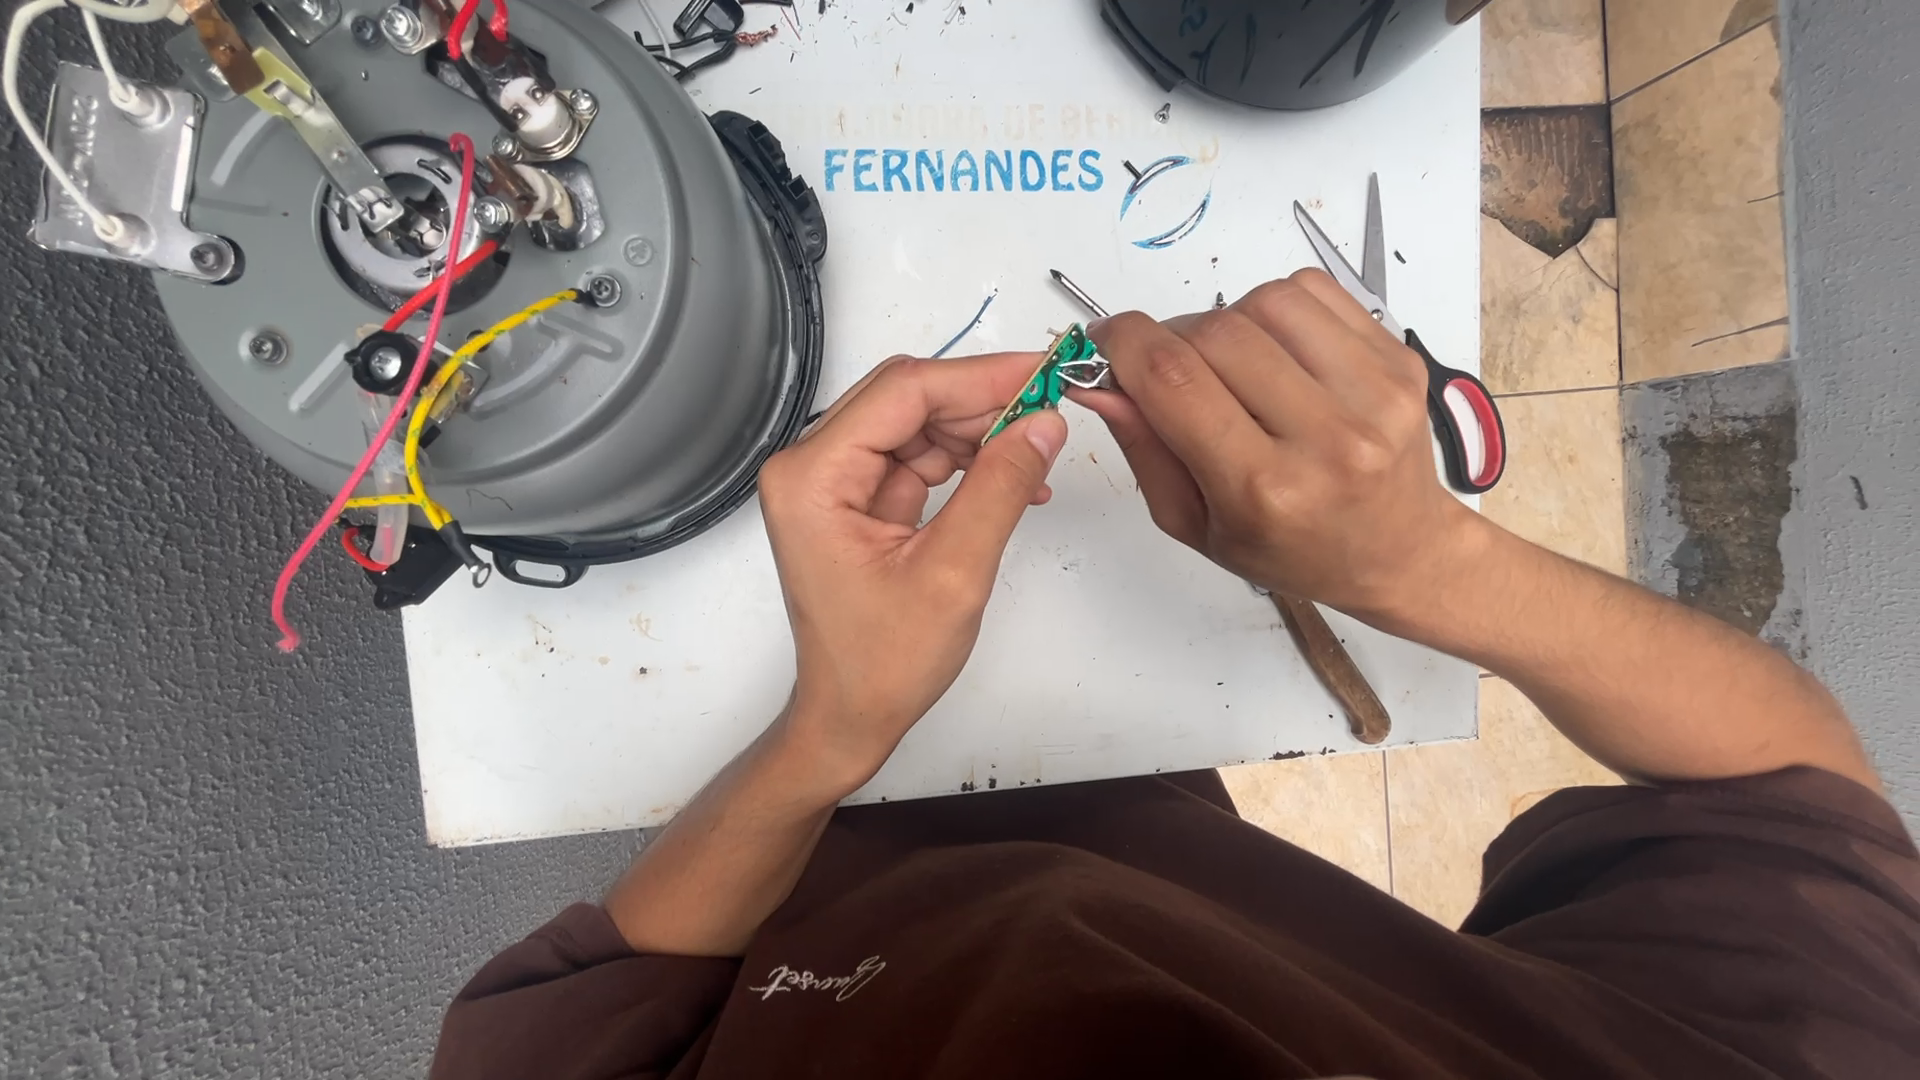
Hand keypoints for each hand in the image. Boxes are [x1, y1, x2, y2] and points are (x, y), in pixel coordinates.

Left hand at [758, 353, 1066, 791]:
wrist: (852, 715)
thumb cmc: (884, 663)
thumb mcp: (954, 573)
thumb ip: (1000, 488)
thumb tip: (1045, 423)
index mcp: (812, 477)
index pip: (903, 392)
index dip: (979, 376)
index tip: (1042, 371)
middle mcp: (812, 467)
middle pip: (908, 400)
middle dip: (982, 402)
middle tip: (1050, 407)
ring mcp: (833, 482)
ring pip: (918, 425)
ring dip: (980, 432)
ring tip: (1037, 454)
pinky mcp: (858, 499)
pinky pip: (918, 458)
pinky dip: (967, 462)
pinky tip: (1012, 477)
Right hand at [1074, 269, 1474, 620]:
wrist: (1394, 550)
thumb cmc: (1284, 548)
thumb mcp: (1191, 522)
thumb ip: (1142, 447)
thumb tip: (1097, 382)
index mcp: (1262, 489)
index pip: (1174, 382)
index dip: (1124, 344)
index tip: (1104, 340)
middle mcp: (1326, 438)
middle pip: (1214, 334)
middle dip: (1167, 338)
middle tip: (1163, 367)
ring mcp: (1373, 393)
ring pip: (1263, 301)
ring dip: (1222, 322)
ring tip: (1226, 366)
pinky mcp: (1398, 359)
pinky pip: (1312, 293)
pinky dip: (1271, 309)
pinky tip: (1270, 353)